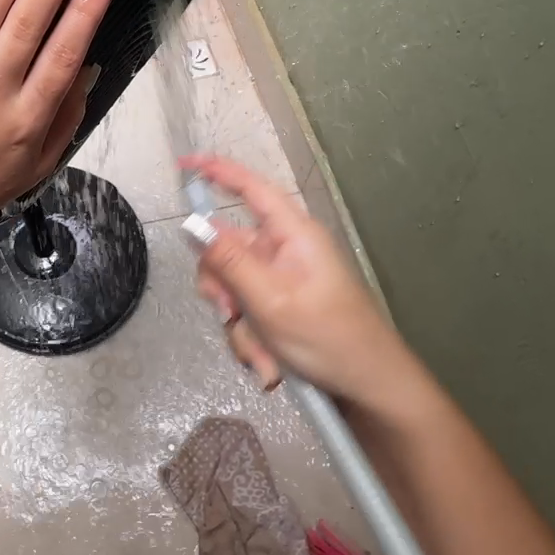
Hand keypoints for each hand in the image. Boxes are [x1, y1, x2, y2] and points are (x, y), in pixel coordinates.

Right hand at [186, 155, 415, 404]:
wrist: (371, 390)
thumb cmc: (329, 338)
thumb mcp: (271, 299)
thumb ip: (228, 261)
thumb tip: (193, 226)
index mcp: (292, 234)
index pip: (250, 188)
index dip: (216, 171)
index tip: (183, 164)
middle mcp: (284, 250)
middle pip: (226, 248)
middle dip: (221, 287)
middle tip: (228, 312)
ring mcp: (281, 279)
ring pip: (231, 287)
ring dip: (237, 323)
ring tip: (261, 354)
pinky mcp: (279, 305)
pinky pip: (244, 311)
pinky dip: (249, 338)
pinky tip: (268, 364)